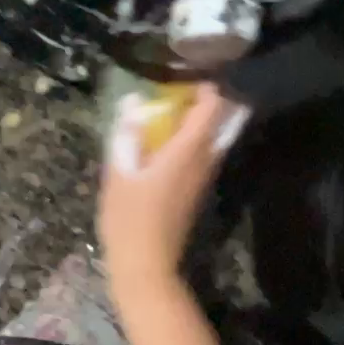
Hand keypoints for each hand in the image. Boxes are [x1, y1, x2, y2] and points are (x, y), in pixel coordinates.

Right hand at [96, 84, 249, 287]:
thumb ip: (127, 136)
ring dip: (201, 124)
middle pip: (224, 120)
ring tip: (171, 118)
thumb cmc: (129, 220)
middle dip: (209, 102)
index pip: (213, 105)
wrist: (146, 266)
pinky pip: (205, 156)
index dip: (205, 86)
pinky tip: (166, 147)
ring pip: (216, 139)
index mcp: (188, 150)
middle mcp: (206, 160)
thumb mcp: (119, 175)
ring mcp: (205, 178)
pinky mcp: (197, 192)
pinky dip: (194, 143)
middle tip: (183, 96)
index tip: (184, 78)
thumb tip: (132, 102)